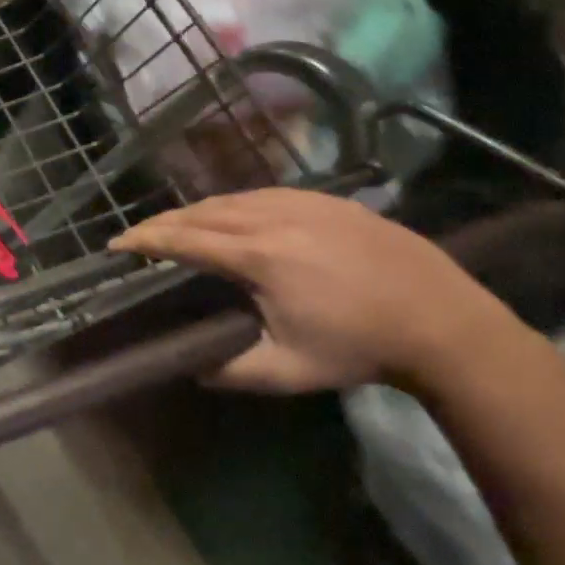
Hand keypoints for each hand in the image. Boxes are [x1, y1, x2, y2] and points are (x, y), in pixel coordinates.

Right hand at [110, 188, 522, 392]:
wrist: (448, 327)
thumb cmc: (358, 350)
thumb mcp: (283, 372)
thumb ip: (225, 370)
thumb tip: (188, 365)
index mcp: (261, 257)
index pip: (185, 239)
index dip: (145, 240)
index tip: (116, 245)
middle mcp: (279, 220)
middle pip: (204, 212)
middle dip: (163, 222)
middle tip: (137, 235)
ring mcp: (312, 205)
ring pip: (236, 198)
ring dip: (197, 210)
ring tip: (177, 225)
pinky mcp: (338, 204)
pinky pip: (270, 193)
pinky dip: (236, 202)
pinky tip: (232, 214)